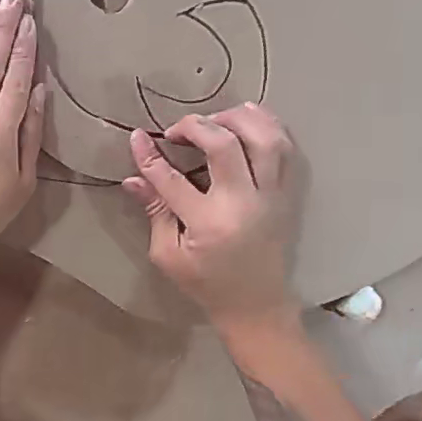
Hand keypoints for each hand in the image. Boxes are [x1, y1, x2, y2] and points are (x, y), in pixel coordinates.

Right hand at [122, 103, 303, 328]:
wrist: (256, 302)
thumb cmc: (205, 282)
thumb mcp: (168, 255)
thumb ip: (155, 212)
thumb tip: (133, 179)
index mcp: (208, 223)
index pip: (172, 179)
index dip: (150, 155)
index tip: (136, 136)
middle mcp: (244, 203)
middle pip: (224, 144)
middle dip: (196, 126)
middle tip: (176, 130)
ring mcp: (272, 195)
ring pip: (264, 137)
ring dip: (237, 118)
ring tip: (213, 119)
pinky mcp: (288, 192)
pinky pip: (286, 147)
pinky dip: (267, 126)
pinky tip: (246, 121)